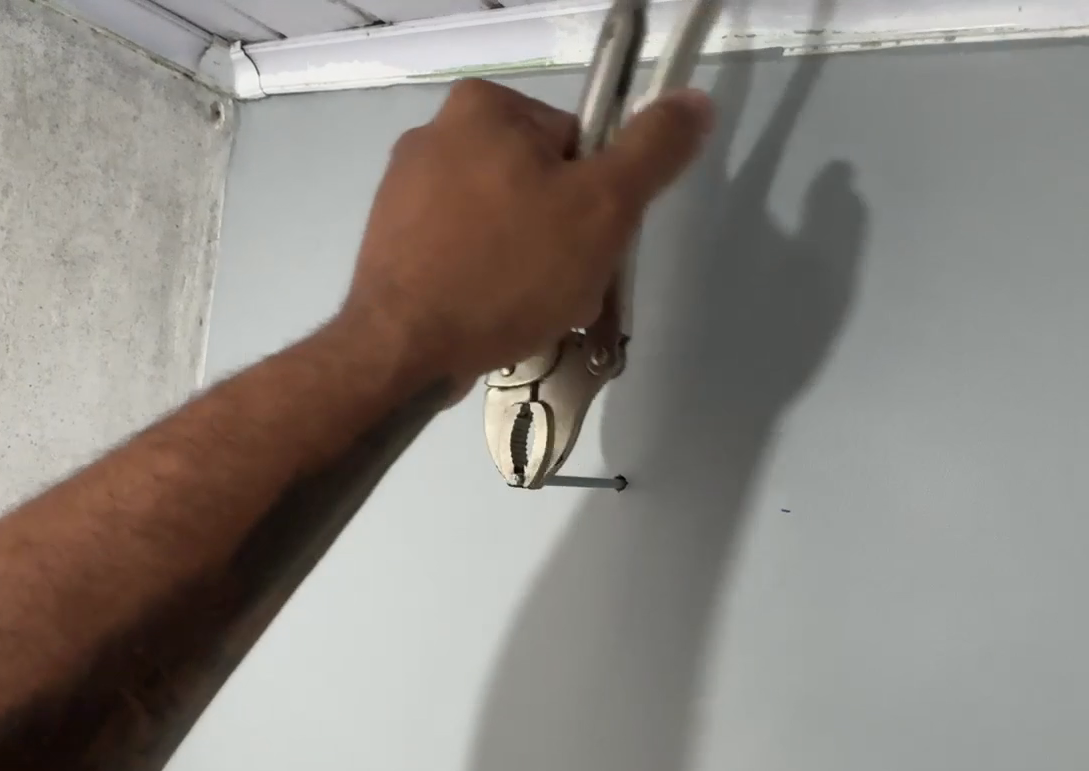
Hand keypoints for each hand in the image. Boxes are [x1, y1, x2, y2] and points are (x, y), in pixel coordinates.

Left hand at [345, 78, 712, 385]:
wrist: (404, 350)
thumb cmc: (507, 272)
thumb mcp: (602, 208)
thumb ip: (653, 150)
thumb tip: (695, 102)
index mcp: (485, 107)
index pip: (577, 148)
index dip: (599, 203)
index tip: (593, 248)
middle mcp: (435, 136)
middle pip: (539, 192)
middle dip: (563, 246)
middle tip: (565, 294)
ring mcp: (404, 195)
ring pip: (502, 233)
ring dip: (531, 274)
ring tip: (529, 315)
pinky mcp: (392, 248)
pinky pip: (463, 260)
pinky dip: (488, 289)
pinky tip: (493, 321)